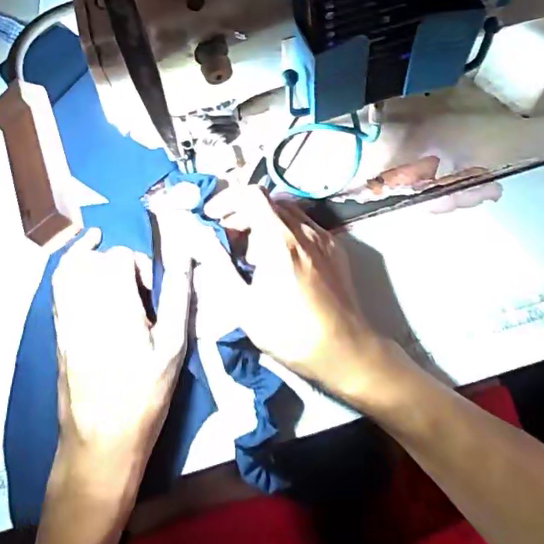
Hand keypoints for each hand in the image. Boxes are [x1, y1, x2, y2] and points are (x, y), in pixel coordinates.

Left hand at [50, 228, 193, 487]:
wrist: (100, 444)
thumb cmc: (144, 397)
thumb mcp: (173, 348)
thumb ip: (179, 296)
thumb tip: (185, 256)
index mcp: (115, 310)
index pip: (119, 258)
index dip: (140, 263)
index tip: (153, 289)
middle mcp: (83, 309)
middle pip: (93, 259)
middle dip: (117, 260)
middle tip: (138, 285)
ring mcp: (65, 322)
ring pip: (67, 269)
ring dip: (89, 257)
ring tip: (107, 256)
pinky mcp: (57, 335)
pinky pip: (56, 290)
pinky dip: (69, 271)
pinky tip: (87, 273)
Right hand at [198, 186, 399, 403]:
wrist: (344, 349)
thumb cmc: (291, 333)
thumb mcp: (243, 305)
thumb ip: (218, 266)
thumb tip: (199, 238)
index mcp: (280, 239)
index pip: (251, 194)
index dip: (226, 200)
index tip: (212, 219)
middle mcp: (305, 229)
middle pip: (268, 201)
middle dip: (242, 215)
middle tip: (227, 243)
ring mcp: (324, 237)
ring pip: (288, 212)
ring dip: (264, 223)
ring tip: (252, 257)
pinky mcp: (335, 249)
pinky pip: (305, 226)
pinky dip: (285, 232)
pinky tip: (279, 263)